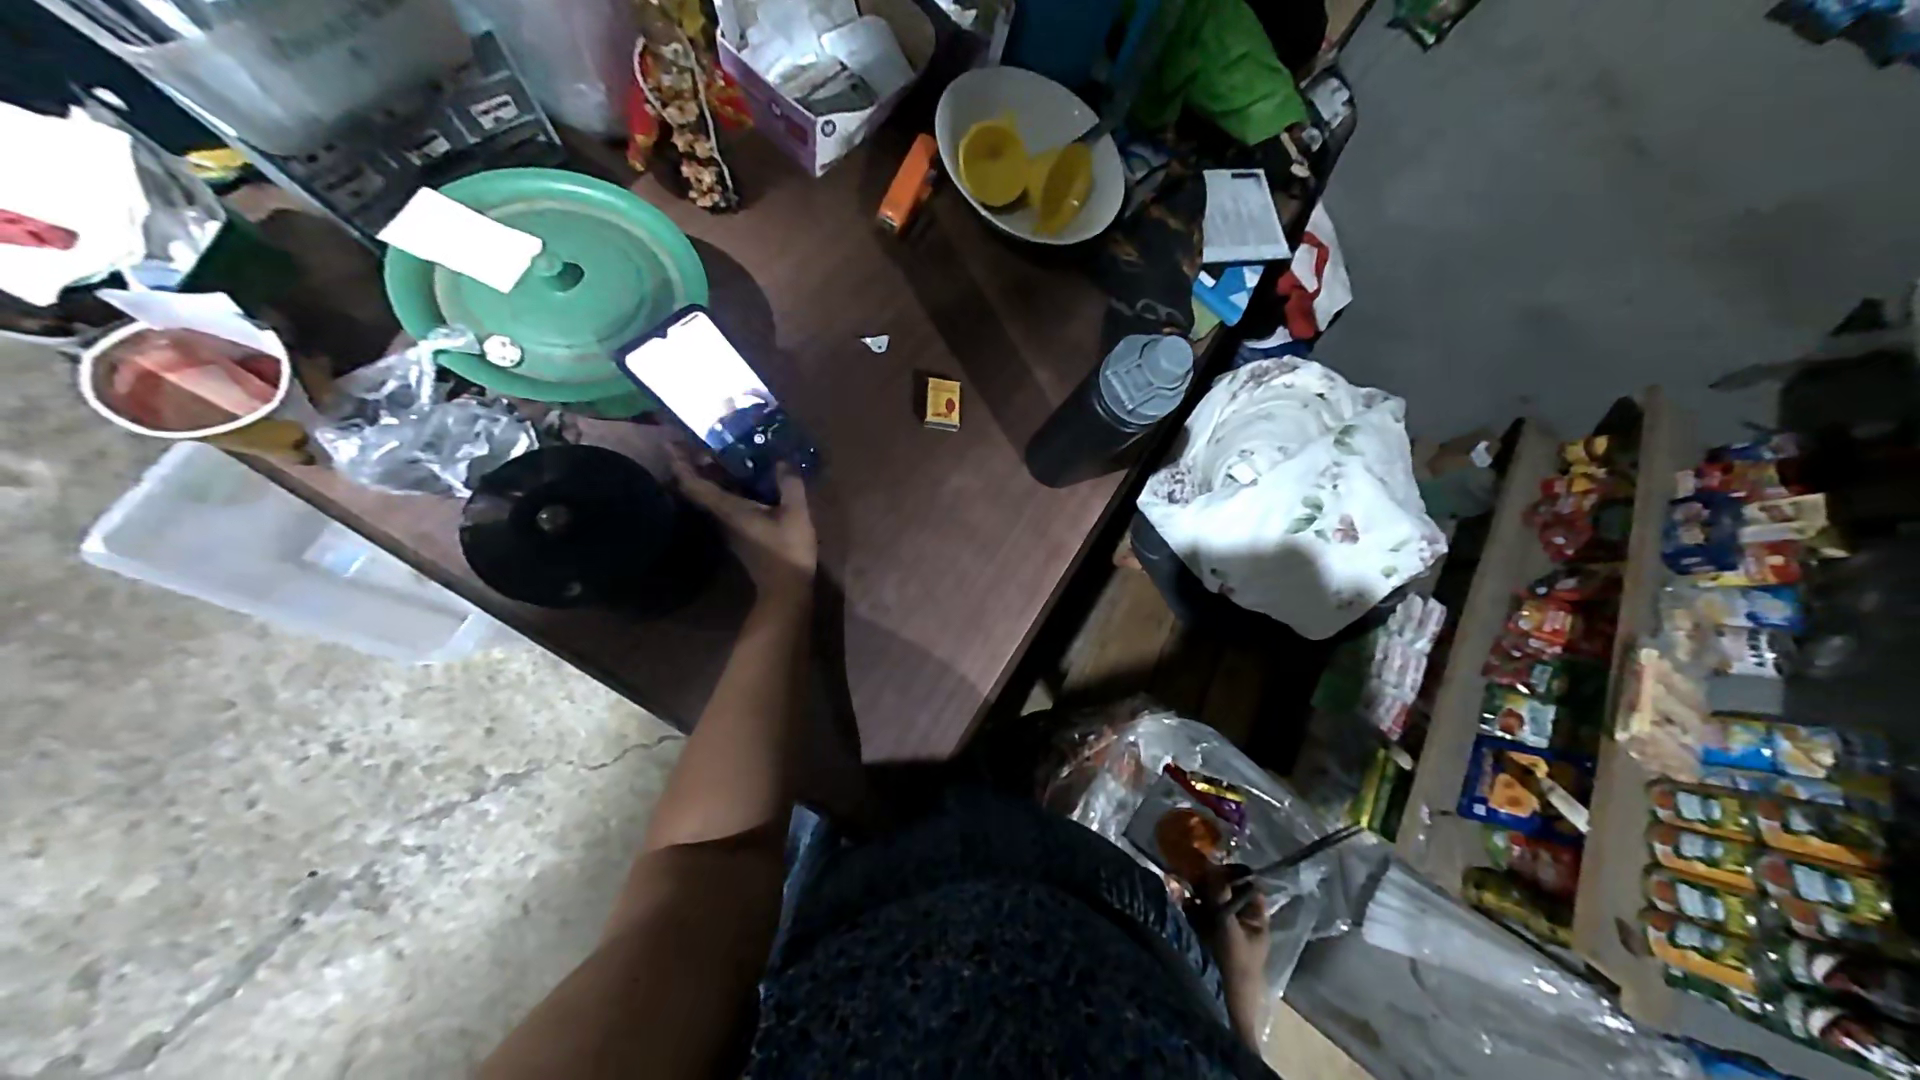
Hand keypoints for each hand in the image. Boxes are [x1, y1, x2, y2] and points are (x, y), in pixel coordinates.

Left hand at [668, 442, 816, 602]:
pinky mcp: (739, 531)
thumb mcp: (796, 514)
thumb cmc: (787, 549)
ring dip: (709, 474)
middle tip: (696, 439)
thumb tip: (783, 459)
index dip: (680, 462)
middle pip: (698, 487)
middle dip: (693, 463)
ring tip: (718, 452)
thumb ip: (789, 484)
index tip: (671, 442)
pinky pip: (724, 502)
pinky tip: (742, 477)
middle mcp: (722, 516)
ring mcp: (729, 526)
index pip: (694, 484)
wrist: (785, 588)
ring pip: (711, 495)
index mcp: (729, 509)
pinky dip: (725, 486)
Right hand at [1189, 866, 1272, 1046]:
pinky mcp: (1199, 935)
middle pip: (1225, 892)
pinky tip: (1172, 892)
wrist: (1218, 1005)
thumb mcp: (1227, 924)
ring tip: (1176, 878)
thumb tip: (1210, 862)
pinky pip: (1192, 912)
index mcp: (1255, 920)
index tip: (1212, 859)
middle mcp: (1238, 921)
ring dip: (1193, 889)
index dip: (1233, 872)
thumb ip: (1219, 893)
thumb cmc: (1231, 964)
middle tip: (1189, 866)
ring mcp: (1218, 929)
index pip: (1248, 887)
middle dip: (1207, 879)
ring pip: (1207, 900)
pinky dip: (1183, 902)